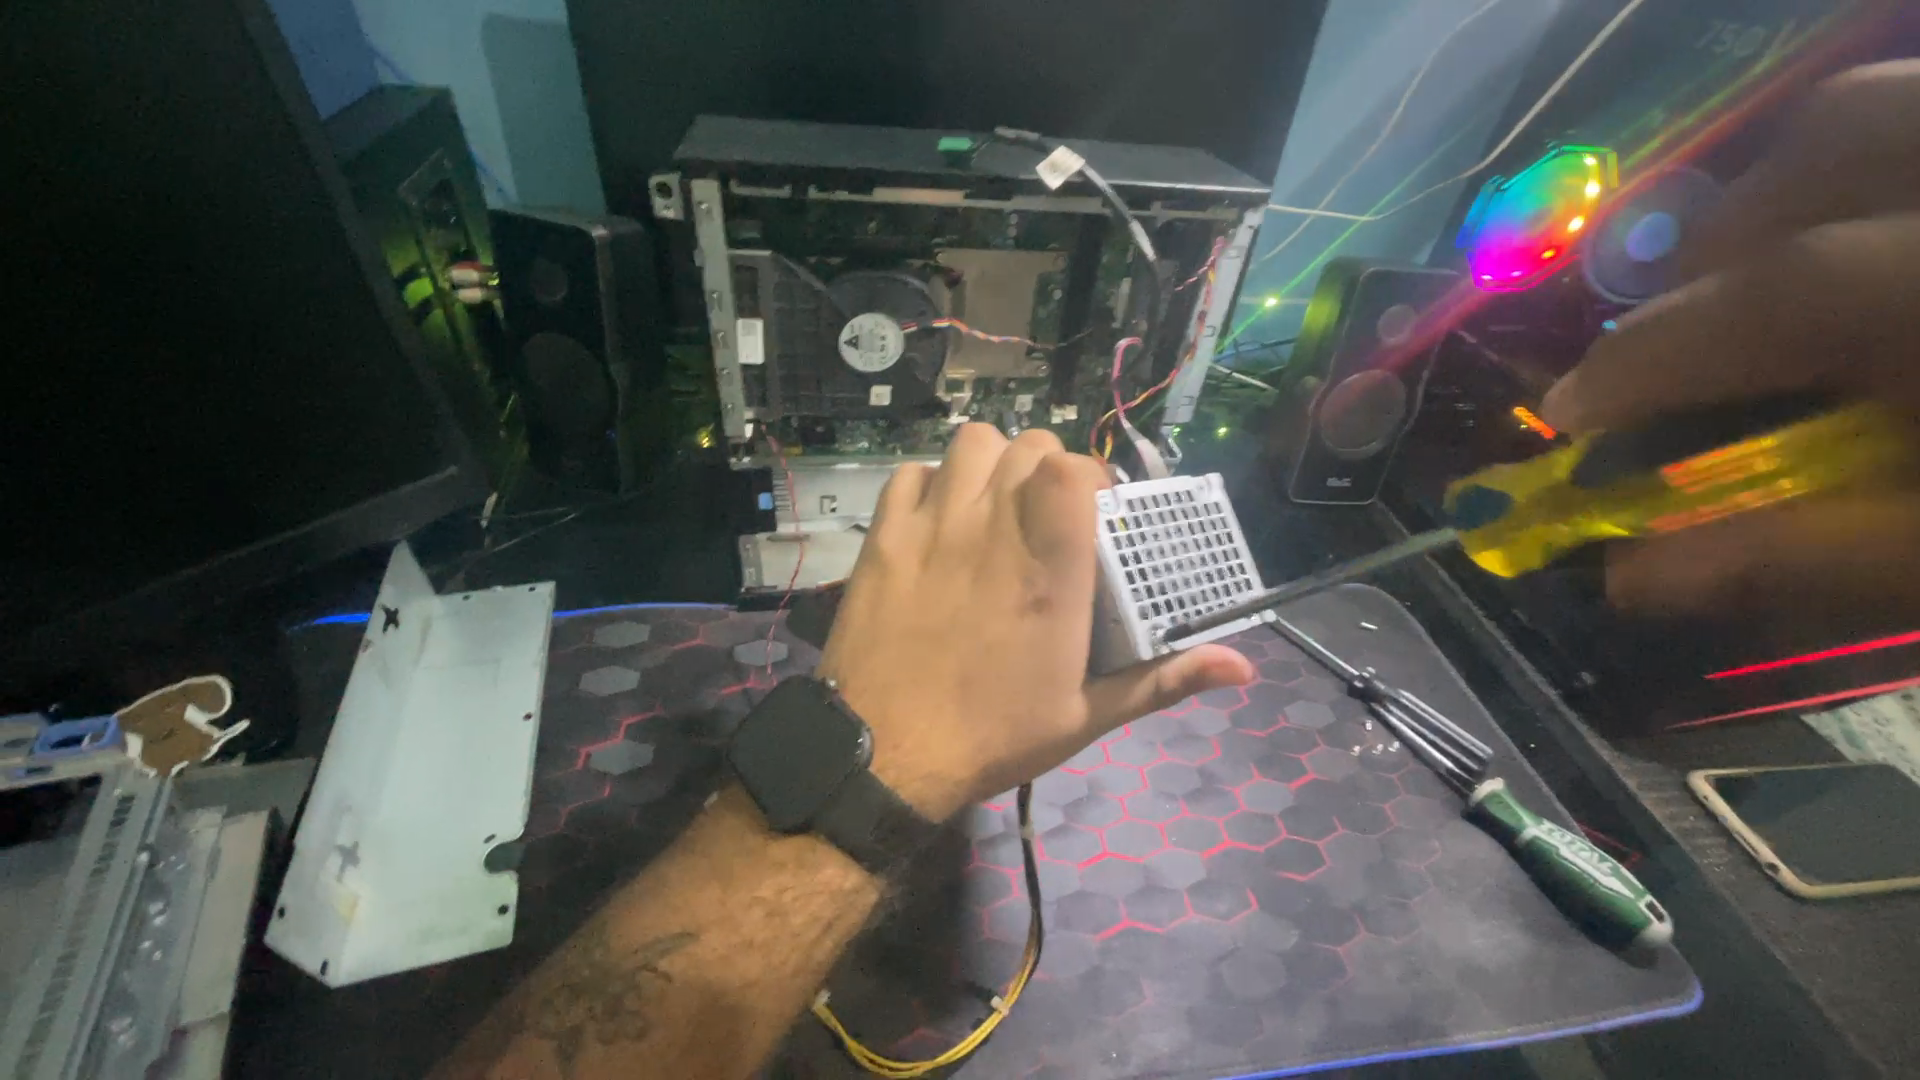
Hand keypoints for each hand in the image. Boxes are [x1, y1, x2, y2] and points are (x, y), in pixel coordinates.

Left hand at [818, 425, 1254, 819]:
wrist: (886, 753)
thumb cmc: (992, 736)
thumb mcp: (1086, 716)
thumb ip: (1163, 680)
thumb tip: (1244, 666)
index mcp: (1051, 570)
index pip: (1070, 470)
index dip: (1086, 474)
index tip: (1092, 506)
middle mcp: (993, 531)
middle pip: (1025, 447)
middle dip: (1045, 465)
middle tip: (1045, 509)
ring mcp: (932, 528)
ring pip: (969, 444)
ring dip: (990, 461)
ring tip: (993, 501)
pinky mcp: (884, 538)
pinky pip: (909, 474)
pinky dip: (929, 482)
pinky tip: (938, 516)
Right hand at [1540, 60, 1919, 626]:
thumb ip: (1798, 558)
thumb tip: (1627, 576)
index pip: (1776, 297)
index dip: (1644, 357)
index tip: (1568, 412)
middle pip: (1834, 141)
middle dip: (1713, 242)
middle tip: (1674, 326)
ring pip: (1893, 101)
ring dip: (1790, 186)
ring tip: (1759, 266)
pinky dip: (1871, 168)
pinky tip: (1859, 234)